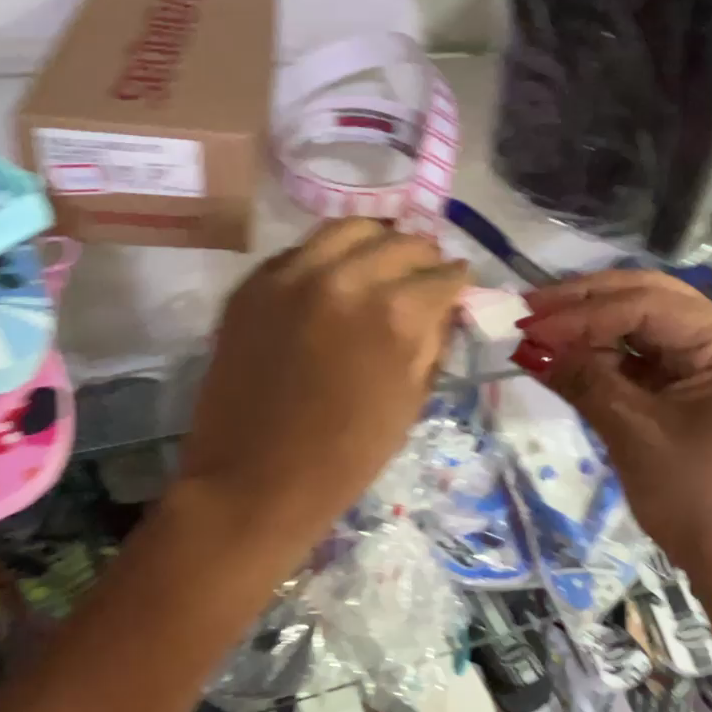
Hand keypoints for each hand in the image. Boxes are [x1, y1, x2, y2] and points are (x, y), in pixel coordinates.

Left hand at [176, 219, 469, 544]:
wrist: (252, 481)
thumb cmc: (344, 458)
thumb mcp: (410, 403)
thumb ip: (431, 343)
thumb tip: (443, 307)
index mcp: (395, 314)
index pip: (442, 276)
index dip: (457, 282)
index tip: (459, 284)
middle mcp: (346, 278)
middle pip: (400, 243)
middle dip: (423, 257)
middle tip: (426, 273)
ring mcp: (292, 274)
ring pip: (348, 229)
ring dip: (376, 242)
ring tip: (382, 261)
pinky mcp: (253, 284)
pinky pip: (302, 249)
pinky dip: (328, 257)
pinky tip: (334, 278)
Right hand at [515, 270, 711, 571]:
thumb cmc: (697, 497)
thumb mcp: (634, 432)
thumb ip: (582, 379)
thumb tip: (526, 343)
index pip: (647, 306)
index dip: (582, 313)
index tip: (526, 324)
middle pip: (645, 300)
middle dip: (583, 305)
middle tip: (524, 309)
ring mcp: (710, 355)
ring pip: (639, 321)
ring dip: (587, 323)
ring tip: (535, 325)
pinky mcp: (690, 378)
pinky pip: (641, 350)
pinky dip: (601, 349)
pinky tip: (563, 347)